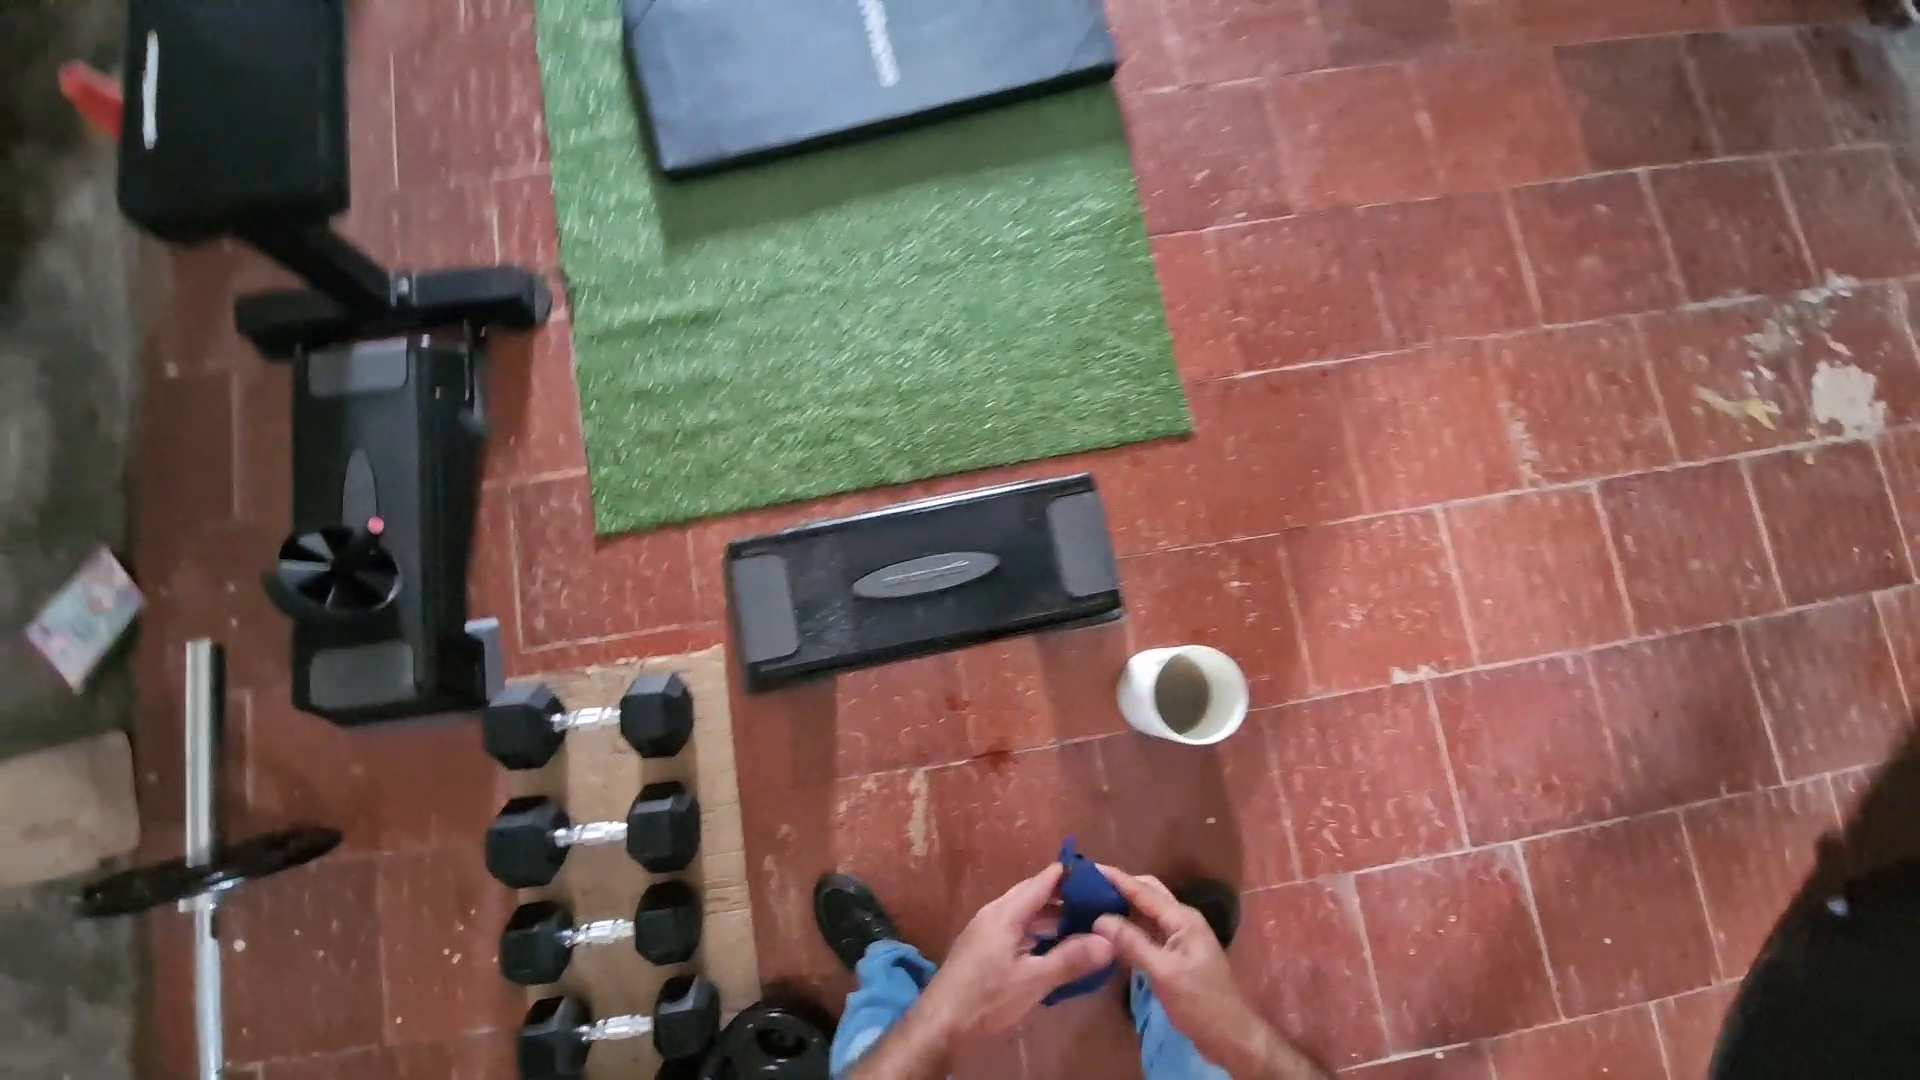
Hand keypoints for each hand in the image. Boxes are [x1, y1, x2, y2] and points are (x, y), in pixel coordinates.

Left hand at [918, 863, 1116, 1039]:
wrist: (941, 1021)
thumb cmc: (987, 996)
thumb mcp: (1033, 981)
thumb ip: (1070, 959)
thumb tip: (1108, 941)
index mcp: (1006, 911)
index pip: (1043, 881)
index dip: (1070, 875)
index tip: (1099, 877)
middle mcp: (996, 912)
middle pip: (1034, 895)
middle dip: (1065, 898)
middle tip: (1098, 904)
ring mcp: (988, 929)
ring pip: (1026, 914)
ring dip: (1052, 919)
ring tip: (1085, 927)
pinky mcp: (985, 947)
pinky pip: (1017, 929)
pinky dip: (1038, 933)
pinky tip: (1056, 948)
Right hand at [1093, 869, 1271, 1071]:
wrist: (1232, 1038)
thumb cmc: (1201, 1003)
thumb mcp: (1163, 973)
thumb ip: (1132, 943)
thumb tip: (1099, 919)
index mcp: (1182, 918)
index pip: (1143, 890)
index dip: (1116, 878)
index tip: (1090, 868)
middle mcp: (1182, 920)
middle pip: (1147, 894)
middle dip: (1120, 887)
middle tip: (1089, 887)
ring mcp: (1180, 937)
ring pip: (1147, 912)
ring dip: (1124, 907)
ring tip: (1094, 904)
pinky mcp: (1176, 954)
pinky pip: (1149, 931)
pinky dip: (1130, 927)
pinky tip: (1112, 932)